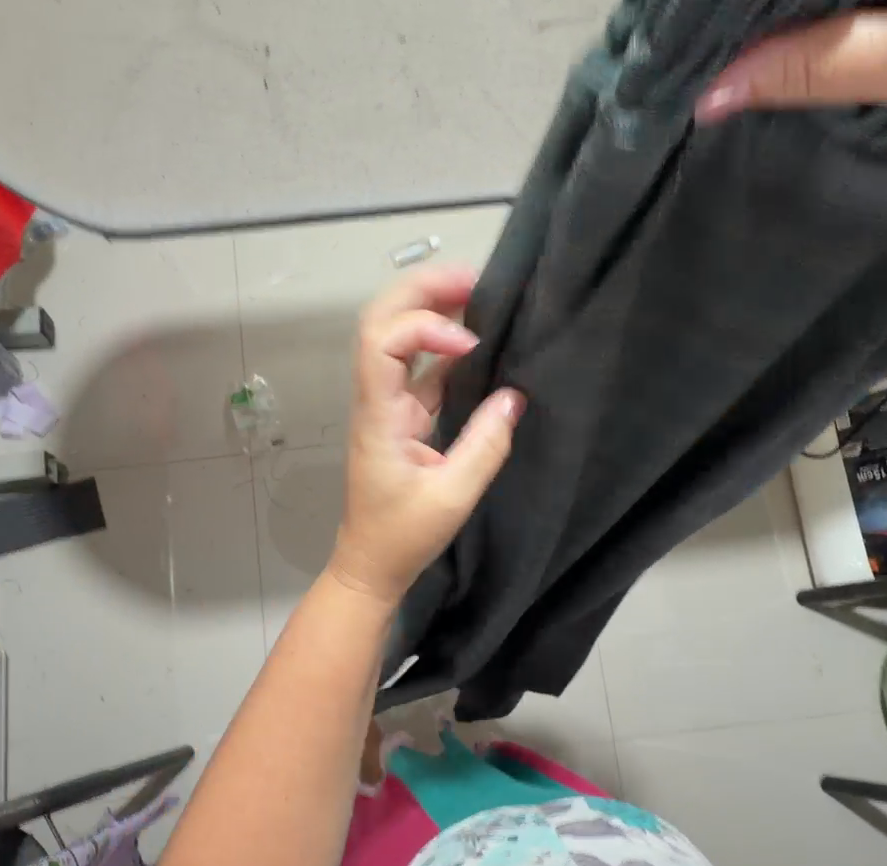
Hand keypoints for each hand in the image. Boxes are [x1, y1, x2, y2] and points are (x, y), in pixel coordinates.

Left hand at [326, 267, 524, 604]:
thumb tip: (515, 396)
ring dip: (433, 310)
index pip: (383, 341)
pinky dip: (446, 346)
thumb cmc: (403, 536)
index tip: (471, 343)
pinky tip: (479, 340)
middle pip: (382, 322)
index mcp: (379, 415)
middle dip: (422, 291)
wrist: (371, 564)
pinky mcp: (403, 417)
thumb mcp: (453, 496)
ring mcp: (388, 405)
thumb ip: (486, 445)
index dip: (425, 325)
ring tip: (480, 294)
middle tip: (475, 279)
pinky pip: (421, 368)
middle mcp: (377, 399)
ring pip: (398, 337)